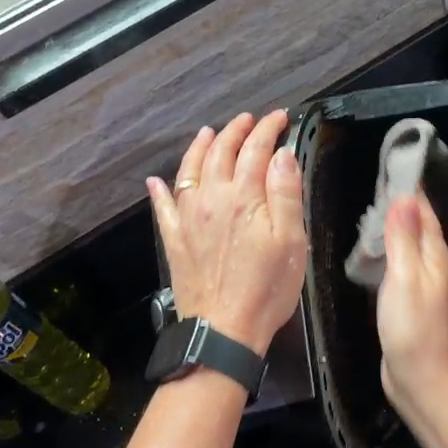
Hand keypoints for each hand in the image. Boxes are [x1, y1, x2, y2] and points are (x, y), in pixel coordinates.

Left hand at [147, 111, 307, 355]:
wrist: (223, 330)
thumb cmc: (266, 288)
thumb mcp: (291, 241)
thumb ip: (286, 194)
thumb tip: (282, 154)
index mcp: (244, 197)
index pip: (256, 149)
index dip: (269, 129)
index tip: (280, 117)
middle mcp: (212, 198)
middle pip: (221, 152)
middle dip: (236, 130)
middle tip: (249, 120)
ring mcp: (188, 218)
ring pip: (190, 170)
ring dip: (200, 147)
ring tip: (209, 133)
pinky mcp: (174, 240)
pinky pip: (163, 207)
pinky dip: (160, 190)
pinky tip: (156, 182)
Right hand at [376, 194, 447, 410]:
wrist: (419, 378)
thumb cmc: (411, 326)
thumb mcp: (404, 276)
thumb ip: (403, 237)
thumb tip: (405, 195)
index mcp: (437, 255)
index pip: (425, 211)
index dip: (411, 188)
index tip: (393, 163)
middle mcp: (435, 265)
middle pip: (419, 226)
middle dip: (401, 204)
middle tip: (375, 183)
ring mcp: (424, 284)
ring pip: (409, 245)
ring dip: (394, 227)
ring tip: (369, 210)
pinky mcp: (411, 300)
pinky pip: (400, 264)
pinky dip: (388, 250)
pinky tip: (372, 251)